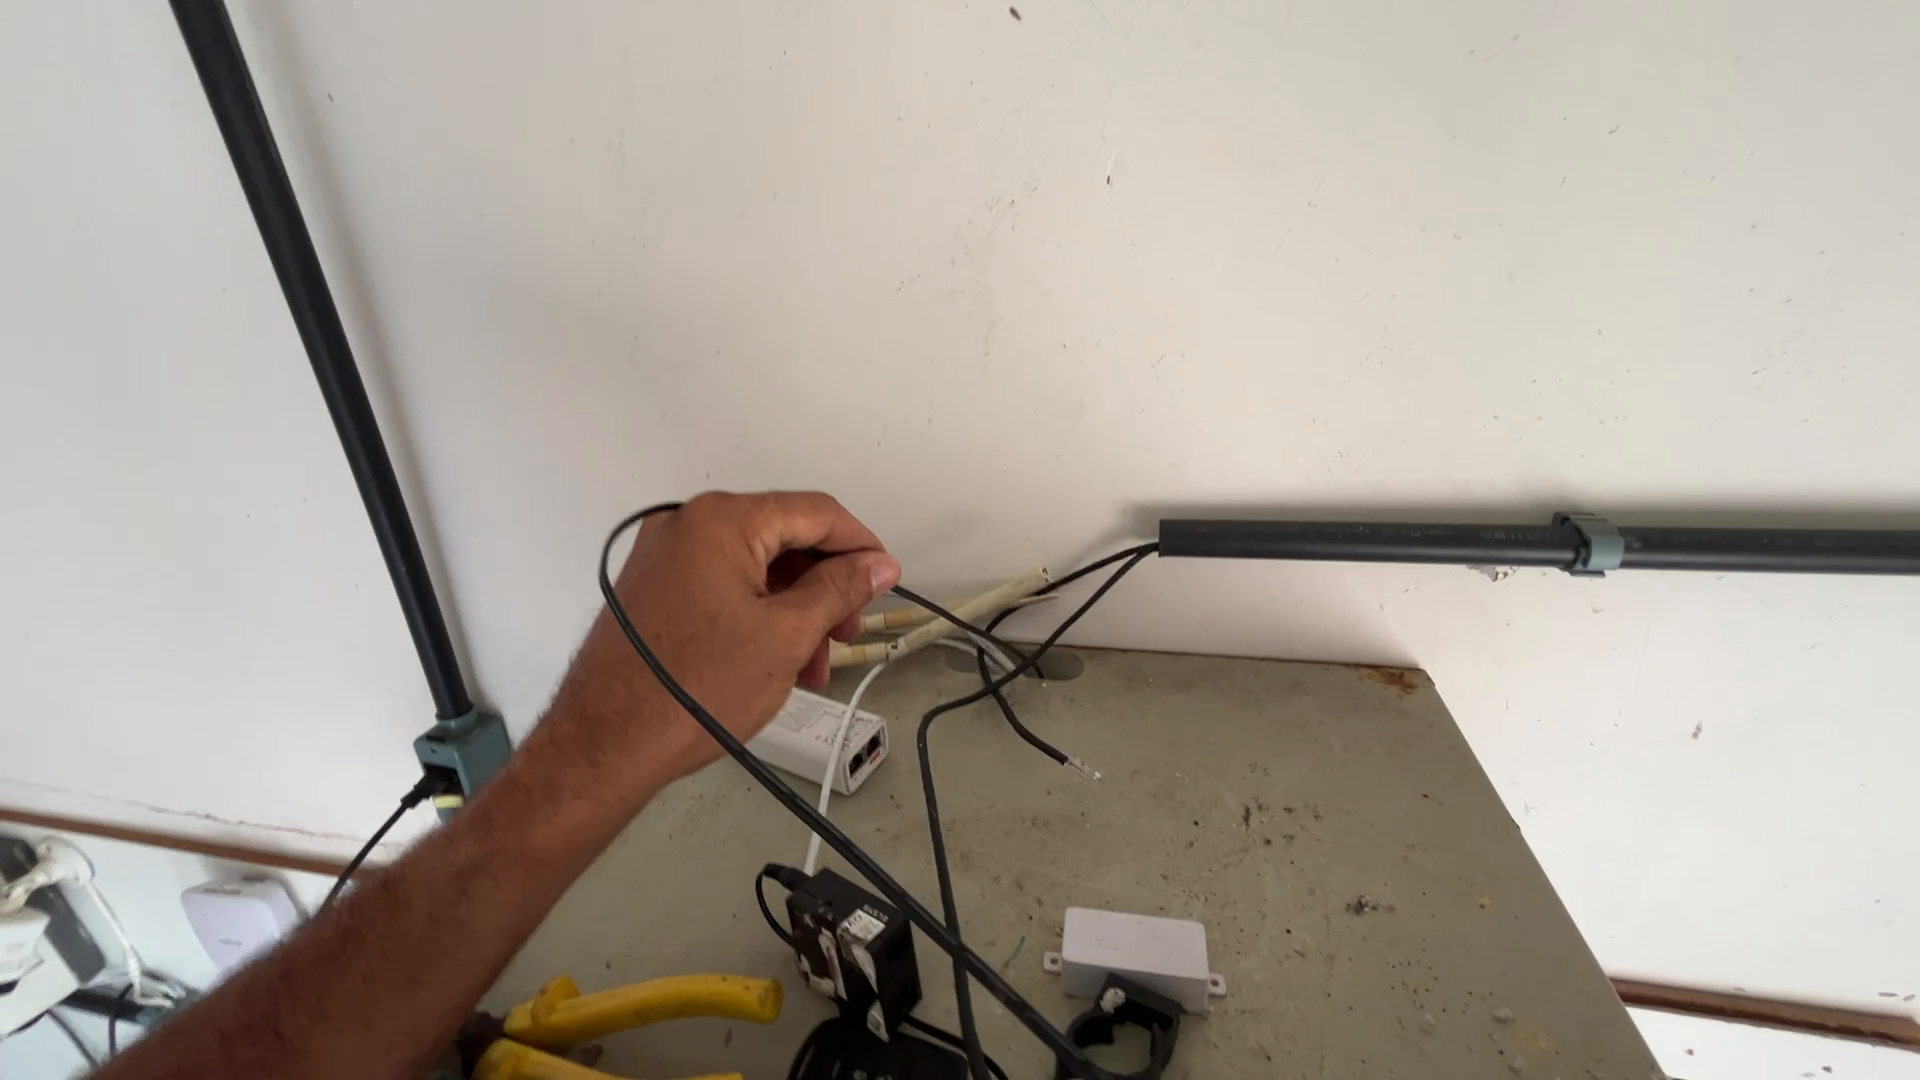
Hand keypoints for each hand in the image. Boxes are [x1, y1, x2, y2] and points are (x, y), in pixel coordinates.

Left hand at [549, 491, 900, 786]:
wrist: (603, 747)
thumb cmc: (696, 689)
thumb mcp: (786, 634)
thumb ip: (840, 589)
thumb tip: (879, 563)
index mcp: (721, 521)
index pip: (815, 512)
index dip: (861, 545)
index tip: (886, 580)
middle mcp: (689, 524)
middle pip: (786, 539)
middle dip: (827, 587)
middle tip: (847, 633)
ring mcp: (668, 556)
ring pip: (758, 568)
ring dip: (797, 609)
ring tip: (814, 664)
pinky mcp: (657, 588)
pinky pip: (727, 586)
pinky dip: (761, 615)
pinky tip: (779, 659)